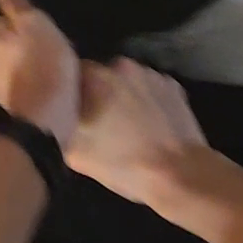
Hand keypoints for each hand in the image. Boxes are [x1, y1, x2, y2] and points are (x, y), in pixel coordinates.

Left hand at [0, 0, 78, 141]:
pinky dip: (33, 81)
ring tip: (55, 65)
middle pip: (6, 43)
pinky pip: (21, 84)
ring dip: (30, 62)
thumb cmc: (43, 63)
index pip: (0, 20)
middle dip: (24, 43)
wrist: (47, 118)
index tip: (41, 29)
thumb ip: (15, 3)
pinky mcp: (8, 105)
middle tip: (50, 45)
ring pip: (13, 63)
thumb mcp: (34, 22)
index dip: (23, 22)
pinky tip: (52, 83)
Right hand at [66, 58, 208, 207]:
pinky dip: (149, 102)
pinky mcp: (174, 86)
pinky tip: (152, 126)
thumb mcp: (77, 154)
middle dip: (99, 93)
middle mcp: (123, 66)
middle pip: (102, 75)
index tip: (74, 111)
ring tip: (130, 125)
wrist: (181, 176)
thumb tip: (61, 119)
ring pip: (128, 81)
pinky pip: (152, 89)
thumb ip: (63, 127)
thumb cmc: (125, 164)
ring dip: (125, 96)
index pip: (72, 73)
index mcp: (96, 77)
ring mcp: (152, 74)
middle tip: (101, 121)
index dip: (71, 92)